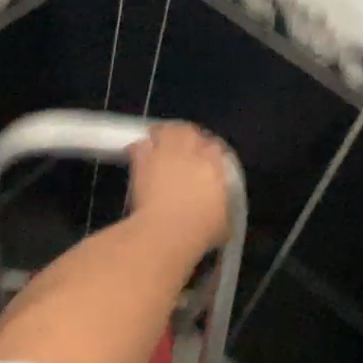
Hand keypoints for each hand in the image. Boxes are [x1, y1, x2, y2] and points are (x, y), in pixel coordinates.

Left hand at [127, 122, 230, 255]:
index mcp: (216, 165)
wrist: (167, 232)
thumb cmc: (199, 232)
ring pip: (166, 130)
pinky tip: (139, 155)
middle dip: (187, 136)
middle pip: (191, 131)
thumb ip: (222, 207)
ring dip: (164, 135)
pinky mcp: (143, 158)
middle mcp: (193, 151)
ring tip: (160, 142)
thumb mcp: (223, 223)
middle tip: (182, 148)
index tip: (206, 159)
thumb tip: (218, 207)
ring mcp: (166, 151)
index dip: (210, 151)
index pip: (216, 146)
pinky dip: (141, 148)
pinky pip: (142, 144)